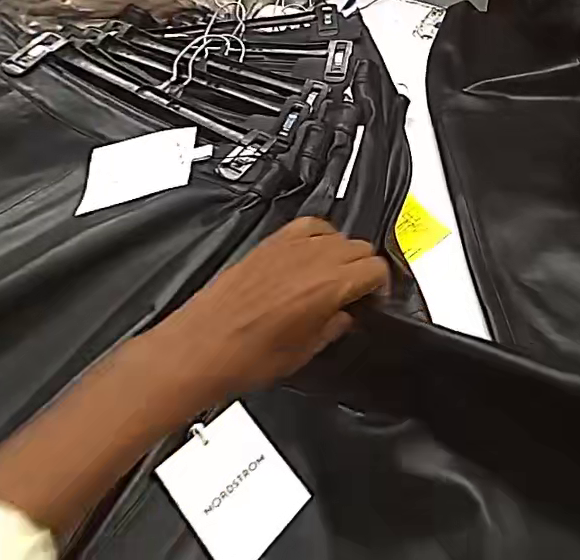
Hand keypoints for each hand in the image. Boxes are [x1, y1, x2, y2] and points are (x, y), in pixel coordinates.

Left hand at [138, 217, 388, 410]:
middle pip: (362, 247)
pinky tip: (311, 256)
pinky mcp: (272, 242)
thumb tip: (343, 316)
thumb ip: (334, 326)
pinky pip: (309, 224)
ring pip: (339, 233)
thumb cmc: (242, 356)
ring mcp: (291, 246)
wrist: (198, 349)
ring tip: (334, 275)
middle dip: (365, 269)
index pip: (377, 268)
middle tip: (357, 291)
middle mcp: (313, 257)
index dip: (381, 285)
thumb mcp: (304, 352)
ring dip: (343, 253)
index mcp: (329, 285)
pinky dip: (318, 236)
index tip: (374, 298)